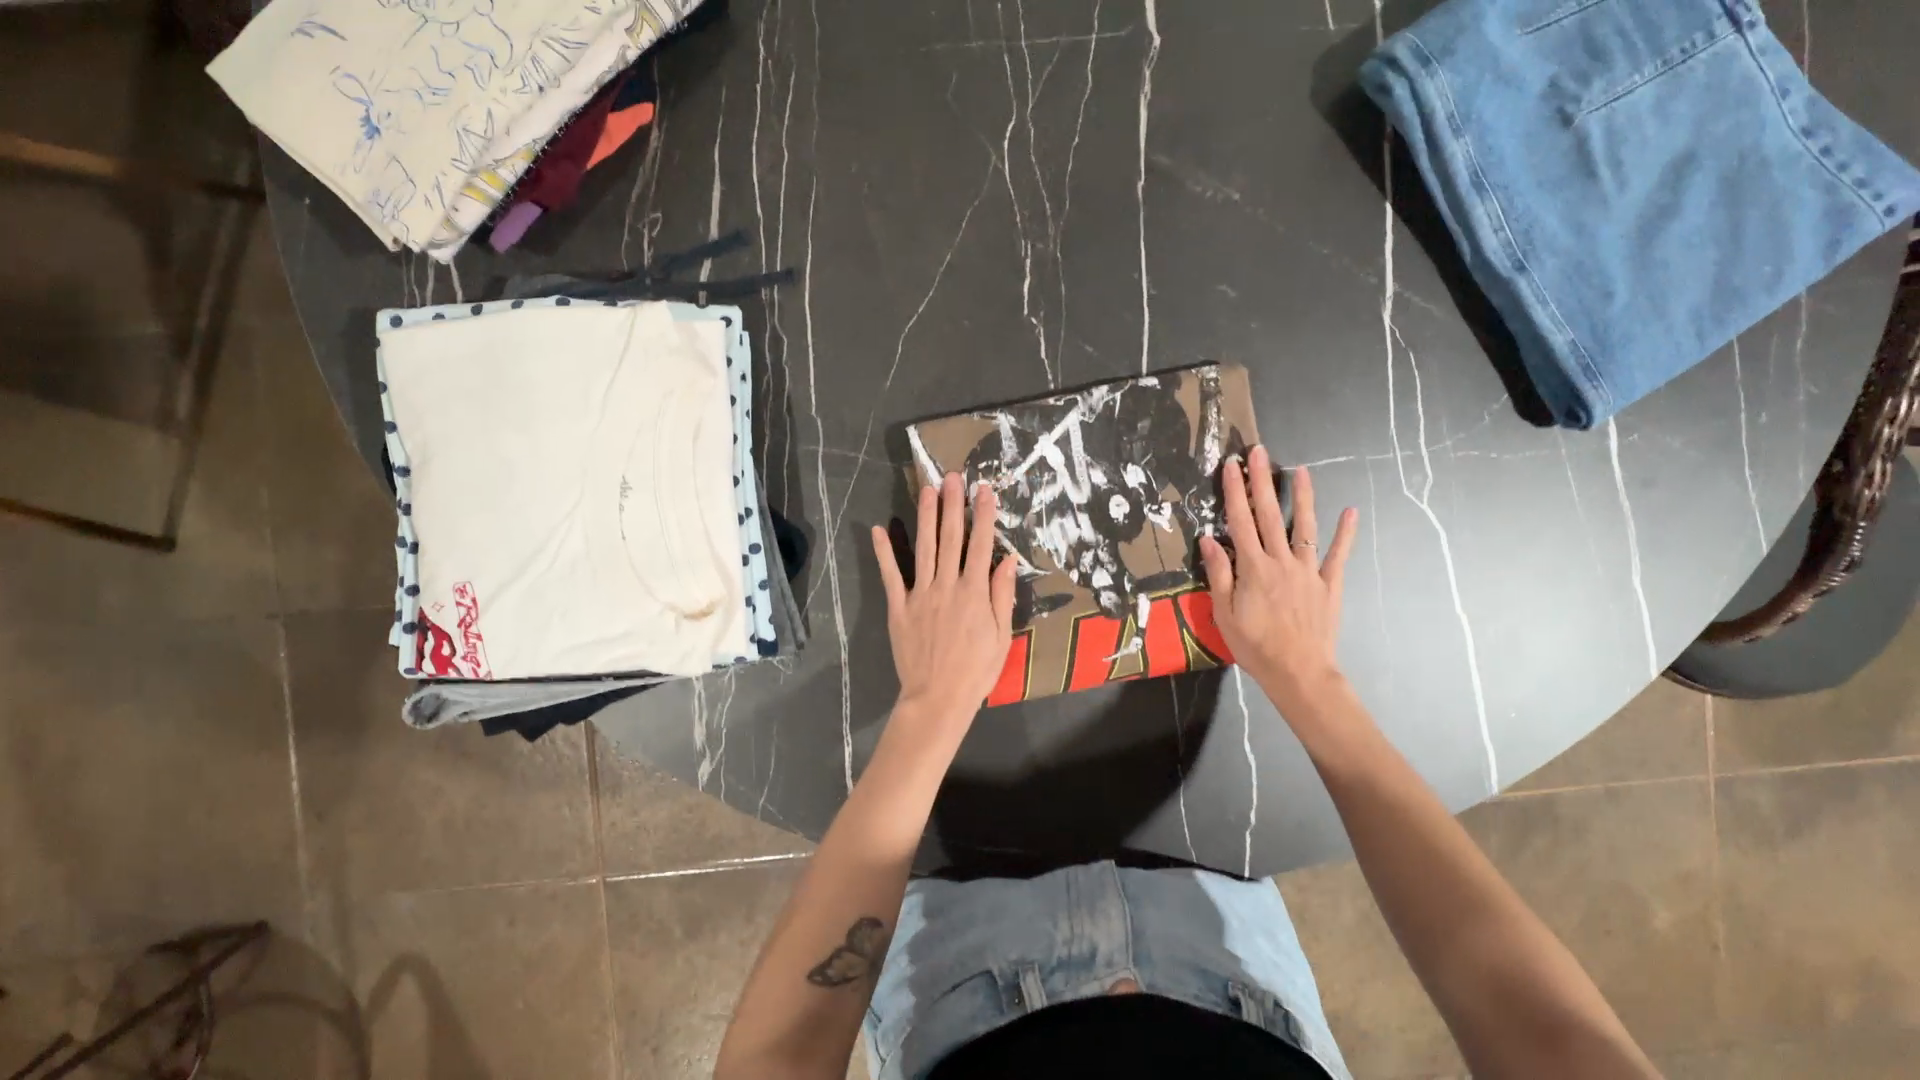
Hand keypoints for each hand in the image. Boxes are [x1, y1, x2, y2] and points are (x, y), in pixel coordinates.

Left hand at [870, 473, 1017, 748]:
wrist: (938, 697)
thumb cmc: (976, 671)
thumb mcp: (1001, 636)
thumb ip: (1001, 596)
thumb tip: (1006, 560)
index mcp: (974, 593)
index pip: (981, 545)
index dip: (983, 515)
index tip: (984, 490)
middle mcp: (947, 586)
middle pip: (951, 538)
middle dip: (952, 505)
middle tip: (952, 476)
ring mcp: (920, 595)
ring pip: (924, 548)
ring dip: (926, 517)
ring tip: (927, 489)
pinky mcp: (898, 607)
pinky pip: (891, 575)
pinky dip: (884, 552)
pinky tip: (878, 529)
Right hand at [1198, 445, 1358, 714]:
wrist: (1298, 672)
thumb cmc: (1254, 646)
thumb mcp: (1223, 614)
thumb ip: (1219, 574)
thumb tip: (1209, 540)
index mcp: (1252, 568)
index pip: (1240, 521)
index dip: (1234, 492)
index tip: (1231, 466)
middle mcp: (1281, 561)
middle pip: (1270, 515)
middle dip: (1263, 482)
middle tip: (1260, 453)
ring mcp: (1308, 571)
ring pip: (1305, 527)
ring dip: (1302, 497)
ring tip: (1300, 470)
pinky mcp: (1329, 585)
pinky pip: (1337, 555)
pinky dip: (1344, 533)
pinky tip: (1349, 511)